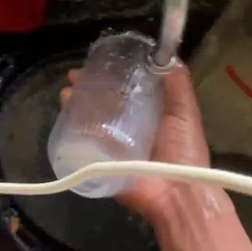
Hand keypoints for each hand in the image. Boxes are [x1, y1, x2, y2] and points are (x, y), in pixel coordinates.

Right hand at [62, 62, 210, 224]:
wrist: (175, 194)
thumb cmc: (184, 152)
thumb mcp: (186, 113)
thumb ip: (179, 86)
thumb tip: (169, 56)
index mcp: (151, 116)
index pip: (128, 89)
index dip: (114, 74)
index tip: (101, 61)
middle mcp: (129, 128)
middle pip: (104, 102)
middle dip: (89, 87)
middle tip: (74, 76)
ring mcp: (112, 144)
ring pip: (90, 118)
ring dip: (76, 103)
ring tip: (66, 92)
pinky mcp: (100, 160)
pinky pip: (82, 140)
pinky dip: (71, 125)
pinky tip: (65, 111)